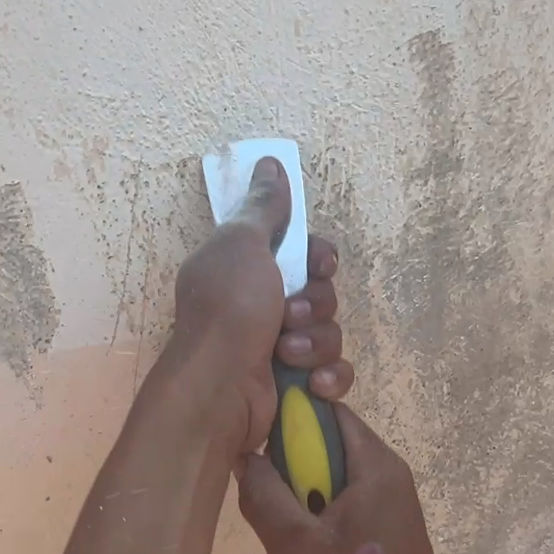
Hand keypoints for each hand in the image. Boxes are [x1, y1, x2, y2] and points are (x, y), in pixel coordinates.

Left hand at [163, 157, 351, 453]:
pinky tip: (312, 384)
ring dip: (315, 341)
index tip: (318, 263)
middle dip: (313, 304)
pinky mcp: (294, 384)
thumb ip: (263, 207)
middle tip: (288, 313)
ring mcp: (278, 348)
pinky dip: (327, 377)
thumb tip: (271, 161)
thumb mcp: (241, 244)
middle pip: (321, 293)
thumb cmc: (228, 311)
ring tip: (287, 351)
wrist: (220, 392)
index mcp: (247, 269)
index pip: (303, 253)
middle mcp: (262, 306)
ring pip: (330, 333)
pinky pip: (333, 372)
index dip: (318, 257)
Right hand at [236, 405, 457, 553]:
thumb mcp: (293, 547)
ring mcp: (394, 507)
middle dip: (292, 462)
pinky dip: (320, 515)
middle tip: (262, 492)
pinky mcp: (389, 534)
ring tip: (281, 529)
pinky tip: (304, 550)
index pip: (328, 409)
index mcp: (376, 466)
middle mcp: (391, 476)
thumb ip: (264, 493)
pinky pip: (346, 504)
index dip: (289, 414)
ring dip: (303, 494)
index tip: (253, 434)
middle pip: (330, 443)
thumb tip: (243, 454)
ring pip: (334, 477)